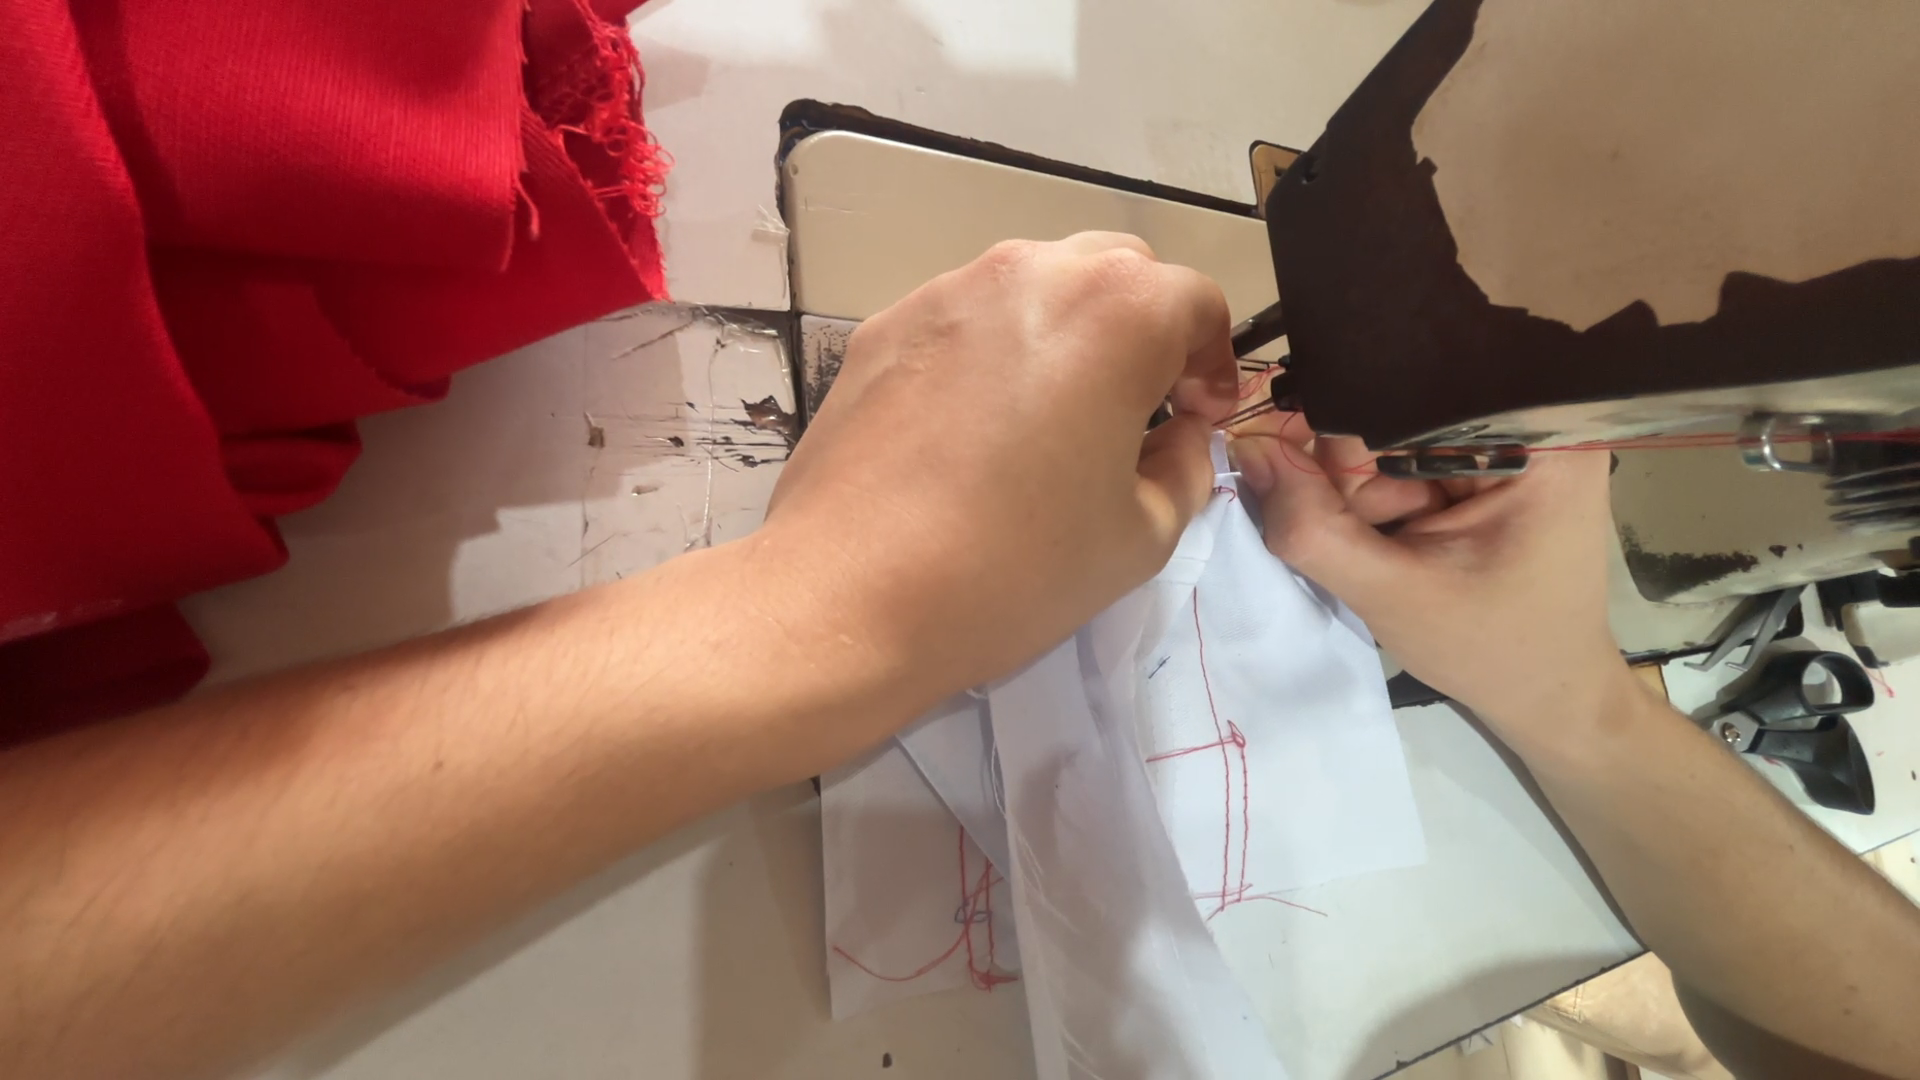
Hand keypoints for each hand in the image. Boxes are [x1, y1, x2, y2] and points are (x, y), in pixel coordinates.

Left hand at [760, 233, 1237, 700]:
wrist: (850, 595)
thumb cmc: (1013, 570)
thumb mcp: (1141, 536)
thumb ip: (1185, 467)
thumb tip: (1177, 436)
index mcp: (1114, 311)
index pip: (1195, 301)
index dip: (1210, 363)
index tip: (1194, 420)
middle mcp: (1029, 273)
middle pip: (1115, 274)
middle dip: (1143, 331)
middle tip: (1129, 411)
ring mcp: (943, 292)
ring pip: (1033, 287)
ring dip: (1064, 335)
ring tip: (1044, 417)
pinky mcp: (881, 327)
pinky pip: (962, 320)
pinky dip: (990, 351)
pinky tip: (967, 427)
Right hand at [1228, 407, 1630, 747]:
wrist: (1540, 691)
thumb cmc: (1487, 648)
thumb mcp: (1389, 594)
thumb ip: (1312, 527)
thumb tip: (1247, 450)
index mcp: (1534, 439)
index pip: (1403, 401)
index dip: (1337, 442)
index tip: (1297, 484)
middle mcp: (1524, 424)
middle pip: (1389, 417)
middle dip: (1351, 481)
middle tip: (1370, 542)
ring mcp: (1500, 445)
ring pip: (1384, 443)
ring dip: (1359, 499)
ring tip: (1388, 551)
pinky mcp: (1478, 469)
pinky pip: (1396, 464)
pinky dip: (1373, 504)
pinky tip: (1391, 541)